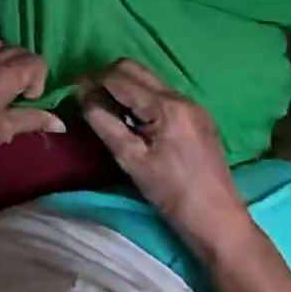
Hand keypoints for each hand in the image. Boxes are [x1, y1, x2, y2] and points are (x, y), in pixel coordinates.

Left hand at [0, 40, 65, 180]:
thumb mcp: (5, 129)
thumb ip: (33, 119)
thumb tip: (61, 123)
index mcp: (6, 73)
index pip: (37, 60)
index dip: (39, 79)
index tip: (28, 99)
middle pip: (19, 50)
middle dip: (25, 69)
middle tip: (18, 94)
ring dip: (4, 58)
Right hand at [80, 59, 248, 237]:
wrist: (219, 222)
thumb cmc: (171, 194)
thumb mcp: (130, 160)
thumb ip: (103, 122)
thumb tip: (82, 93)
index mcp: (165, 107)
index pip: (119, 77)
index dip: (92, 80)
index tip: (72, 88)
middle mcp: (180, 97)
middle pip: (134, 68)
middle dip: (107, 77)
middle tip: (88, 96)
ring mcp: (192, 105)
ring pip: (147, 79)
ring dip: (123, 86)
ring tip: (107, 109)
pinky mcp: (196, 115)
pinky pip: (160, 93)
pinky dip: (140, 97)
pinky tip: (132, 120)